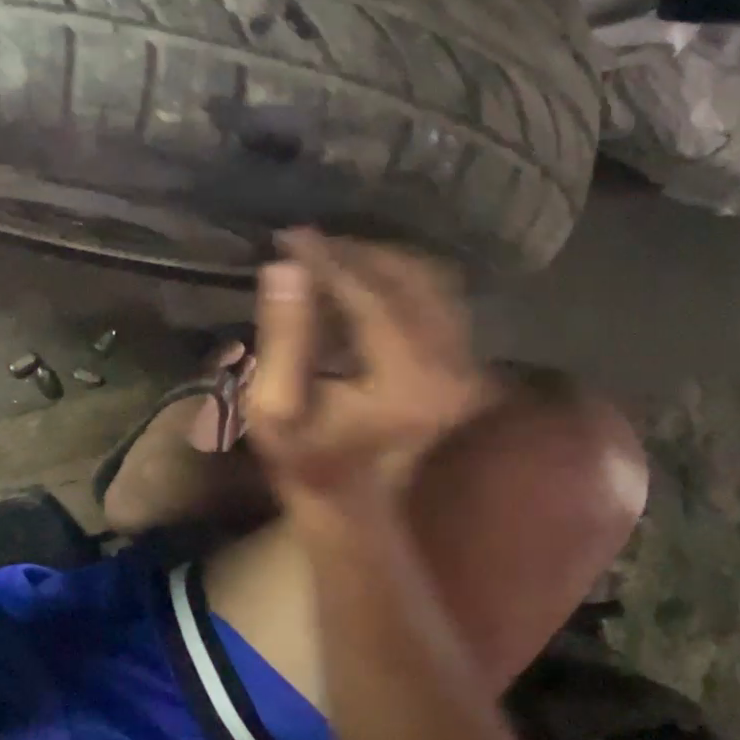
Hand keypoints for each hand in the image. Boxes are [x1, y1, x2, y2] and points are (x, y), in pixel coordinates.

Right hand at [245, 229, 489, 519]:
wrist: (353, 504)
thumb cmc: (305, 459)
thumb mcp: (274, 408)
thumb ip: (283, 336)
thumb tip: (284, 266)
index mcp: (409, 381)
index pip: (369, 296)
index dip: (326, 259)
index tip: (286, 235)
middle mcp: (452, 366)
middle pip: (407, 278)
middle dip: (352, 251)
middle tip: (303, 241)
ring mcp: (465, 364)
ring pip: (428, 280)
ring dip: (376, 259)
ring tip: (326, 254)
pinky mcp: (463, 361)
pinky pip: (436, 295)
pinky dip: (394, 277)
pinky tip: (354, 279)